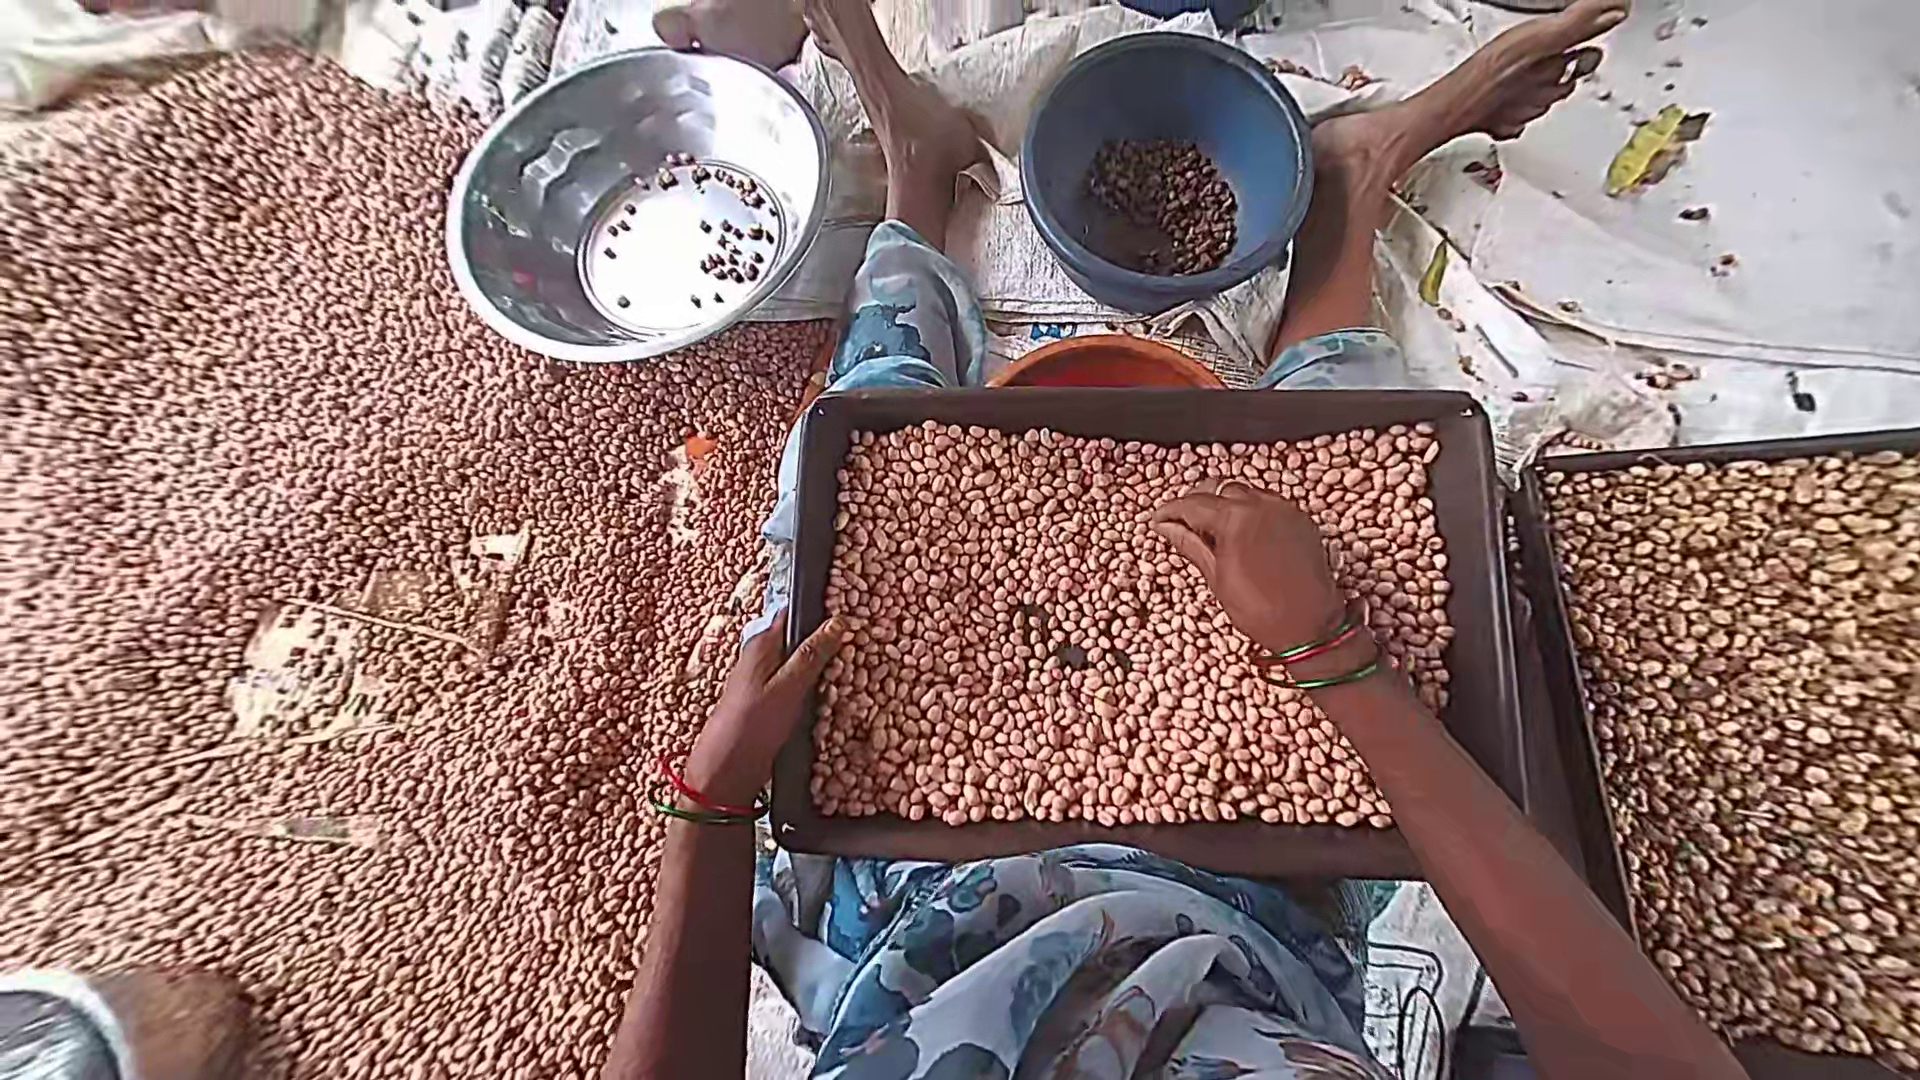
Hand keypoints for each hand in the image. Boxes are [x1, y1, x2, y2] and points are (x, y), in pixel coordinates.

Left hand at [683, 611, 846, 806]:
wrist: (725, 774)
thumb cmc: (752, 727)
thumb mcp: (788, 687)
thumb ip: (812, 654)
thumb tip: (839, 621)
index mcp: (763, 644)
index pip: (795, 612)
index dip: (822, 611)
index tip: (852, 613)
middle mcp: (763, 656)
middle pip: (801, 638)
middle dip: (828, 641)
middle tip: (860, 644)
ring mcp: (766, 679)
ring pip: (802, 662)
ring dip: (824, 666)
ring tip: (853, 668)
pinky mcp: (771, 701)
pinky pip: (799, 684)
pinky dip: (816, 686)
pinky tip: (832, 694)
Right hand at [1149, 479, 1345, 654]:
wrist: (1311, 627)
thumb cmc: (1265, 610)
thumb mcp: (1216, 577)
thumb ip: (1190, 544)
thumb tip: (1167, 527)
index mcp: (1236, 519)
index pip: (1192, 504)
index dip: (1170, 511)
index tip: (1159, 519)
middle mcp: (1262, 506)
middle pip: (1216, 490)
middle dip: (1194, 504)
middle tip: (1179, 523)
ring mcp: (1284, 511)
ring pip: (1242, 492)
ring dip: (1221, 504)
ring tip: (1208, 529)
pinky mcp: (1299, 520)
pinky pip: (1265, 502)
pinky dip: (1246, 509)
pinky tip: (1237, 531)